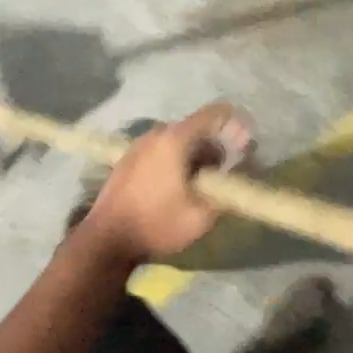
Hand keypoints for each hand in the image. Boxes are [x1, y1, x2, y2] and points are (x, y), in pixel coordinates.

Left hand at [77, 101, 249, 264]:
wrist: (106, 239)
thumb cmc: (156, 224)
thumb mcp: (201, 215)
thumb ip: (226, 191)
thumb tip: (240, 175)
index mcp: (175, 138)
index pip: (215, 112)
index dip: (236, 125)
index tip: (246, 148)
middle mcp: (156, 133)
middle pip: (197, 128)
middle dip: (216, 148)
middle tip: (226, 175)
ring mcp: (139, 144)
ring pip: (178, 141)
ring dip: (196, 157)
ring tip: (202, 187)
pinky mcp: (129, 159)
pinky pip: (161, 150)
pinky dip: (176, 161)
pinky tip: (177, 189)